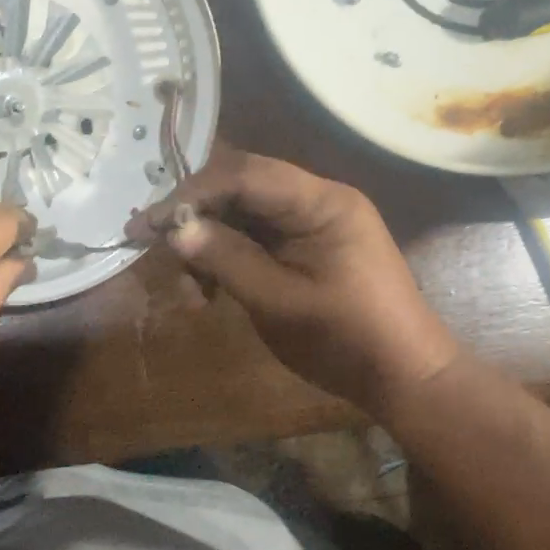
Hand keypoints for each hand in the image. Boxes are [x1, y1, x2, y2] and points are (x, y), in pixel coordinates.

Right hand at [126, 147, 457, 412]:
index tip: (149, 223)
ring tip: (190, 293)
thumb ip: (225, 259)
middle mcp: (314, 201)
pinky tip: (208, 294)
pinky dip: (223, 261)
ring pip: (238, 217)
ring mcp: (308, 225)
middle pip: (237, 190)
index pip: (244, 174)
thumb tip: (174, 230)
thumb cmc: (344, 337)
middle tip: (150, 245)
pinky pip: (250, 240)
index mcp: (320, 203)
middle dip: (193, 218)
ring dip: (205, 246)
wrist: (400, 375)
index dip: (191, 193)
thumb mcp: (277, 300)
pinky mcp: (301, 249)